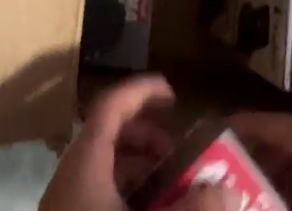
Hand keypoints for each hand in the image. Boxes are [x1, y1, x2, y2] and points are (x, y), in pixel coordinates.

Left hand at [41, 76, 237, 210]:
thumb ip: (193, 209)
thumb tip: (226, 190)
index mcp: (84, 165)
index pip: (110, 106)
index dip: (141, 92)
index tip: (174, 95)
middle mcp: (69, 180)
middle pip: (107, 138)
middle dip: (147, 139)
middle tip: (180, 153)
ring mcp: (65, 208)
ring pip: (103, 172)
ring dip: (140, 173)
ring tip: (173, 191)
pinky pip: (98, 200)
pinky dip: (127, 198)